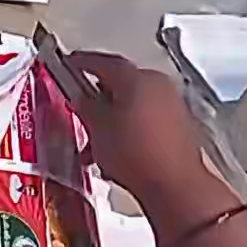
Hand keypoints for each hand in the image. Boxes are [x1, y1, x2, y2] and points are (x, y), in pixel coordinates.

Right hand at [68, 51, 230, 223]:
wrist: (173, 185)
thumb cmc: (135, 154)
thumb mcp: (97, 128)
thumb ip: (85, 106)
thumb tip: (81, 97)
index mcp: (136, 79)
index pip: (104, 62)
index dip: (82, 62)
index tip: (69, 62)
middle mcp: (157, 85)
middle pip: (120, 82)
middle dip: (97, 95)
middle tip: (78, 105)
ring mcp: (171, 104)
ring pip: (132, 102)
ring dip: (111, 116)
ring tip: (94, 140)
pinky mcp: (177, 124)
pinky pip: (145, 117)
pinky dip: (127, 127)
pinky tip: (114, 149)